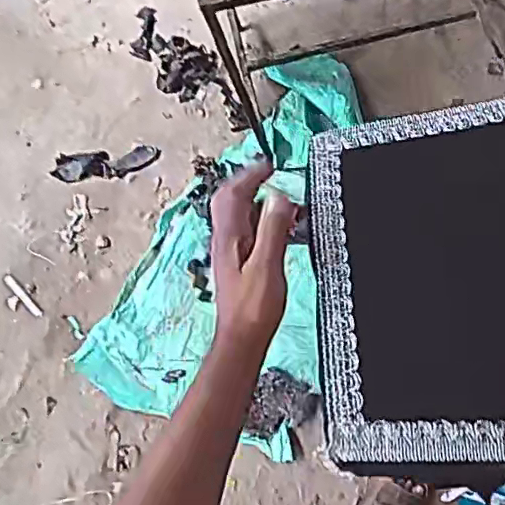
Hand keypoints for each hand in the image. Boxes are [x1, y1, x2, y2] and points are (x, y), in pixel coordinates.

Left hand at [209, 161, 295, 348]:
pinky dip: (261, 222)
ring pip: (238, 216)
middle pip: (229, 201)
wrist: (241, 339)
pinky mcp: (237, 265)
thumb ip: (273, 229)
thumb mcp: (267, 266)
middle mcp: (224, 242)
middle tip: (271, 175)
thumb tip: (279, 198)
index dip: (249, 174)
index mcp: (229, 237)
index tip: (269, 165)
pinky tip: (277, 230)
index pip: (233, 193)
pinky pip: (246, 232)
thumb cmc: (252, 309)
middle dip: (249, 183)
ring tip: (279, 200)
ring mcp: (229, 253)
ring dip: (256, 202)